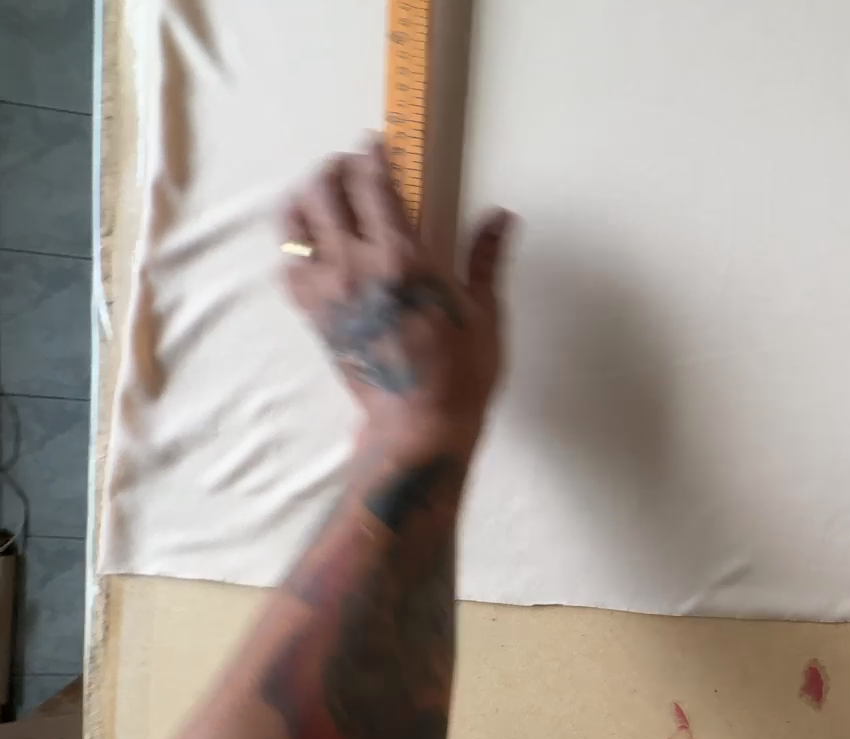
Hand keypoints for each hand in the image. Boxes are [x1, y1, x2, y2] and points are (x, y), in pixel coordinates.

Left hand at [283, 137, 515, 455]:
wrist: (420, 421)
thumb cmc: (465, 372)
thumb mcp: (486, 314)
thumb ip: (485, 258)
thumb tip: (501, 216)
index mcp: (404, 259)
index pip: (374, 186)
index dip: (373, 157)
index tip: (378, 144)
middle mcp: (354, 263)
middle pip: (323, 191)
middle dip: (335, 168)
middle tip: (352, 165)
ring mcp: (324, 287)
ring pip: (293, 220)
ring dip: (306, 197)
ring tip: (325, 195)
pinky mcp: (310, 311)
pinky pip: (287, 262)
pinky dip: (296, 243)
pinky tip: (314, 247)